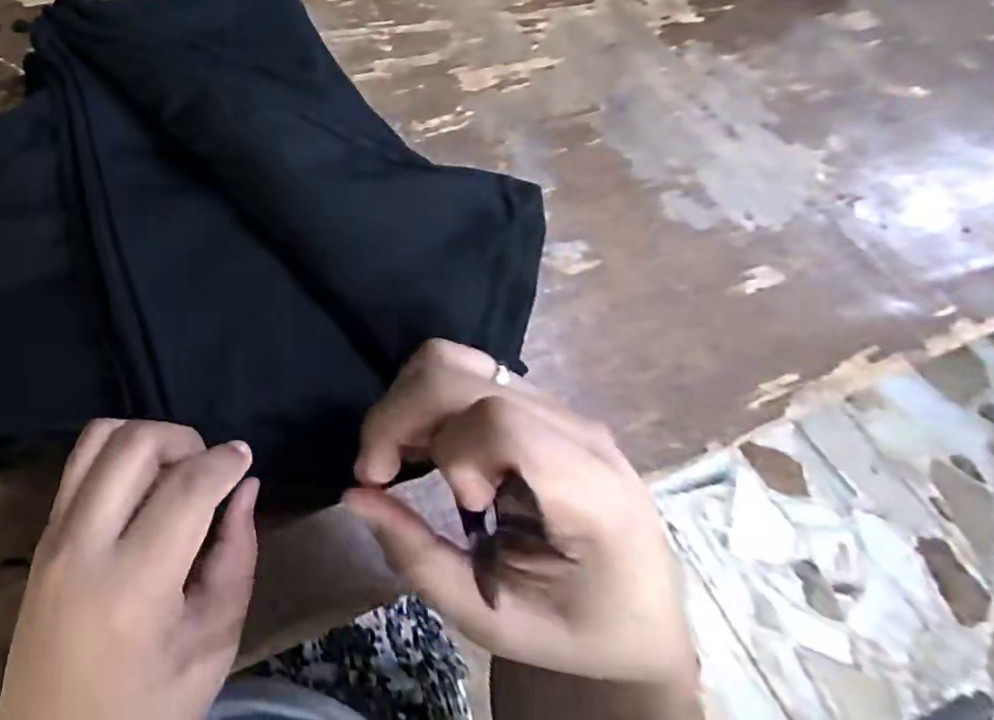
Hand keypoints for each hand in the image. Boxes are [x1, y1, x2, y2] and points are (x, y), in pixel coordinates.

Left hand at [0, 420, 259, 719]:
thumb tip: (246, 488)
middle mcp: (83, 545)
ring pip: (101, 437)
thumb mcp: (210, 648)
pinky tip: (142, 484)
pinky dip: (117, 451)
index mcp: (132, 587)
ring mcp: (54, 534)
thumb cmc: (144, 708)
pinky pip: (80, 461)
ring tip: (174, 471)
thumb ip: (236, 560)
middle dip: (184, 440)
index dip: (224, 461)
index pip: (185, 488)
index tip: (244, 456)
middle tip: (209, 470)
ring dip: (147, 437)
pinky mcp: (42, 533)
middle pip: (136, 444)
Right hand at [342, 340, 695, 689]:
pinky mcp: (536, 402)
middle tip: (376, 472)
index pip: (502, 423)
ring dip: (408, 401)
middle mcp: (576, 430)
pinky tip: (425, 442)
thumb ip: (420, 559)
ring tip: (400, 453)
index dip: (454, 453)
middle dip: (400, 417)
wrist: (639, 617)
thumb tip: (354, 496)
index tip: (454, 504)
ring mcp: (556, 408)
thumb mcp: (493, 621)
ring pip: (456, 361)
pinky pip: (466, 371)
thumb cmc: (574, 631)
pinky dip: (425, 398)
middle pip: (462, 378)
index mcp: (590, 493)